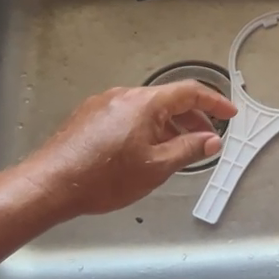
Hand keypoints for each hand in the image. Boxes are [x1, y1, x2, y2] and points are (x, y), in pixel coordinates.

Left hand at [15, 82, 238, 217]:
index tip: (230, 114)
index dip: (215, 102)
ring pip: (147, 109)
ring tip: (178, 149)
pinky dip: (146, 128)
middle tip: (207, 139)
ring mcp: (103, 104)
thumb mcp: (157, 167)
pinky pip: (128, 116)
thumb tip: (212, 141)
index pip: (190, 92)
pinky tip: (146, 151)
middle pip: (169, 100)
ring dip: (169, 125)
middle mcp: (124, 95)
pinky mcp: (88, 117)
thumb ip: (189, 149)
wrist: (48, 186)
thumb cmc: (103, 178)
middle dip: (193, 118)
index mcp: (145, 102)